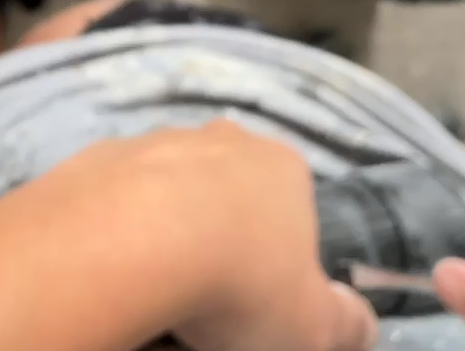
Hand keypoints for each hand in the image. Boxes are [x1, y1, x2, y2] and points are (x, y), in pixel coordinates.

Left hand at [19, 122, 376, 350]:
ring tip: (159, 290)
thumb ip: (347, 322)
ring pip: (172, 191)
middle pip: (230, 194)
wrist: (131, 238)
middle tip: (209, 299)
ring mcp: (160, 139)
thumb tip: (360, 320)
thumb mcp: (315, 326)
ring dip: (169, 232)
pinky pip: (120, 197)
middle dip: (222, 238)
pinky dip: (121, 228)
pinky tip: (117, 266)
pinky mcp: (104, 153)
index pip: (294, 207)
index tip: (260, 301)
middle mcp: (224, 138)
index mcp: (282, 166)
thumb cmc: (241, 281)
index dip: (279, 259)